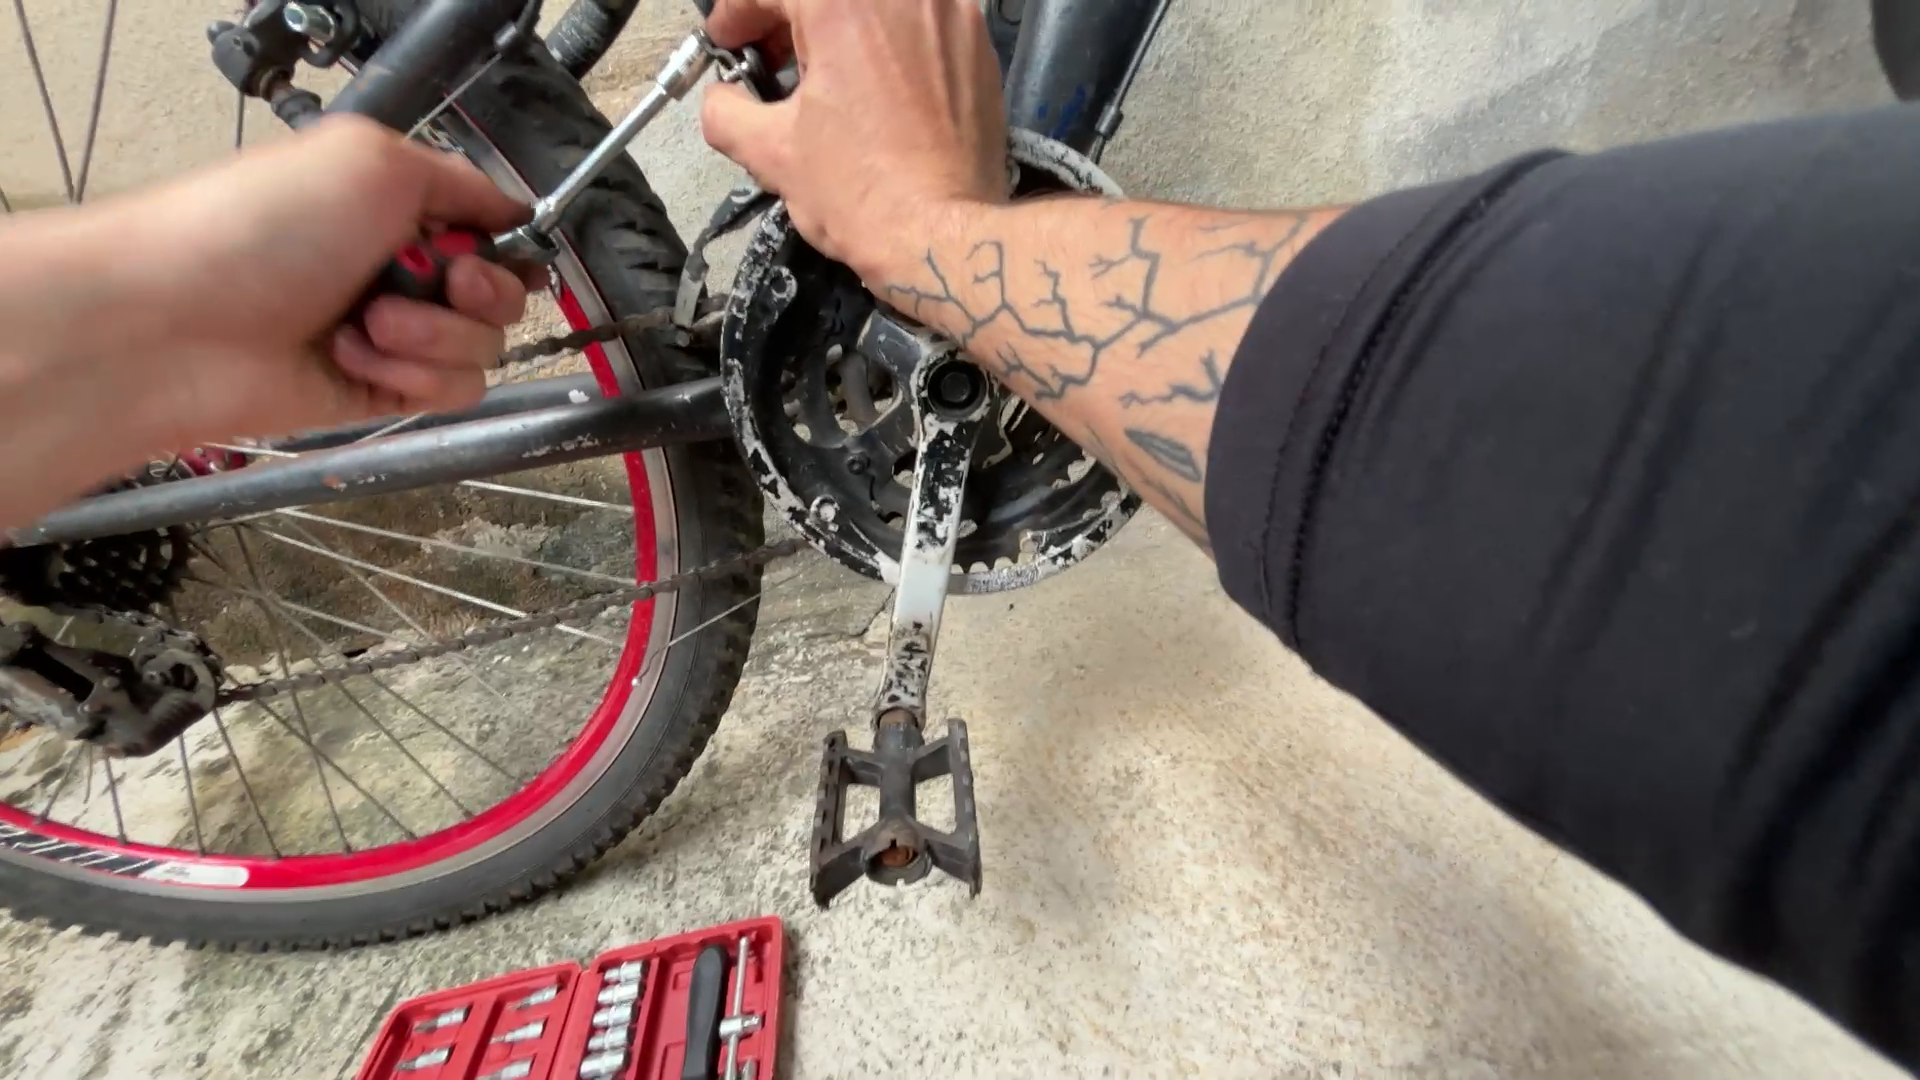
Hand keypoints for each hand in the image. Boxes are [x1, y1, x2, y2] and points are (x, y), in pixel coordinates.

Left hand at [22, 116, 532, 450]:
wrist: (182, 323)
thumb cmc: (270, 228)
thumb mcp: (371, 161)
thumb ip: (465, 181)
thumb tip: (523, 215)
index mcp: (409, 218)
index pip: (501, 240)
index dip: (511, 252)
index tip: (483, 252)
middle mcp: (415, 276)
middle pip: (506, 299)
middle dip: (479, 295)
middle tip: (436, 283)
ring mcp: (409, 336)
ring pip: (487, 349)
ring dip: (434, 336)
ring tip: (364, 325)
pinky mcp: (400, 389)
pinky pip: (459, 390)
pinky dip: (414, 374)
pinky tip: (355, 358)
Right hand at [701, 0, 1008, 282]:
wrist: (944, 240)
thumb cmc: (859, 196)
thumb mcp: (774, 155)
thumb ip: (727, 113)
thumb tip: (721, 101)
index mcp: (843, 0)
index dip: (737, 13)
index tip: (726, 45)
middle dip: (792, 20)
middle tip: (773, 64)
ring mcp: (952, 15)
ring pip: (880, 8)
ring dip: (844, 32)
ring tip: (829, 82)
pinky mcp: (982, 52)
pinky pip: (923, 30)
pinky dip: (892, 48)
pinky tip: (879, 95)